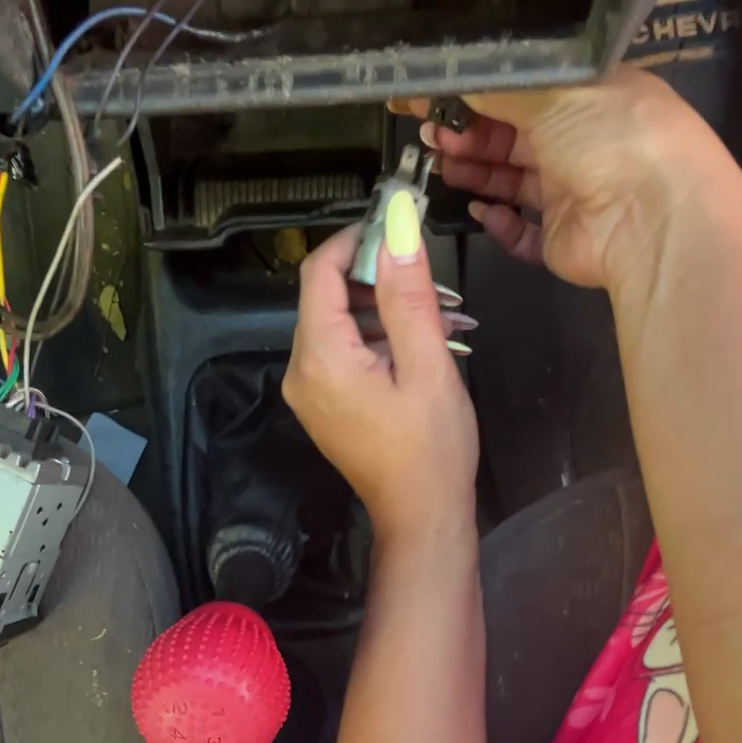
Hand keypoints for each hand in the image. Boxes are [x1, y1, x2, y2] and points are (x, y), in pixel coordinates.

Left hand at [284, 220, 477, 543]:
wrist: (421, 517)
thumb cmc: (431, 448)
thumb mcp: (427, 366)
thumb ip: (407, 294)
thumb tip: (397, 225)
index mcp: (320, 357)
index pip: (319, 272)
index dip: (356, 239)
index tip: (399, 227)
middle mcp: (300, 371)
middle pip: (327, 297)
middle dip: (379, 279)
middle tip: (433, 284)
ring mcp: (308, 392)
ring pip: (339, 325)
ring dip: (385, 312)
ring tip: (441, 318)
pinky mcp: (323, 405)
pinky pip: (342, 354)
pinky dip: (377, 340)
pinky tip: (420, 345)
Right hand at [394, 68, 733, 292]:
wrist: (650, 217)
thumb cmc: (609, 136)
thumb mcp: (553, 92)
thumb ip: (498, 88)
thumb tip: (454, 81)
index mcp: (591, 95)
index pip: (525, 90)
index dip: (478, 94)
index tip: (432, 99)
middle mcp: (584, 141)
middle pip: (513, 137)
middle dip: (470, 134)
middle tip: (431, 135)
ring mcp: (574, 192)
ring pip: (512, 181)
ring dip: (477, 173)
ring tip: (443, 166)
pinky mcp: (563, 238)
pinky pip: (522, 231)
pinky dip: (499, 222)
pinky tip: (482, 210)